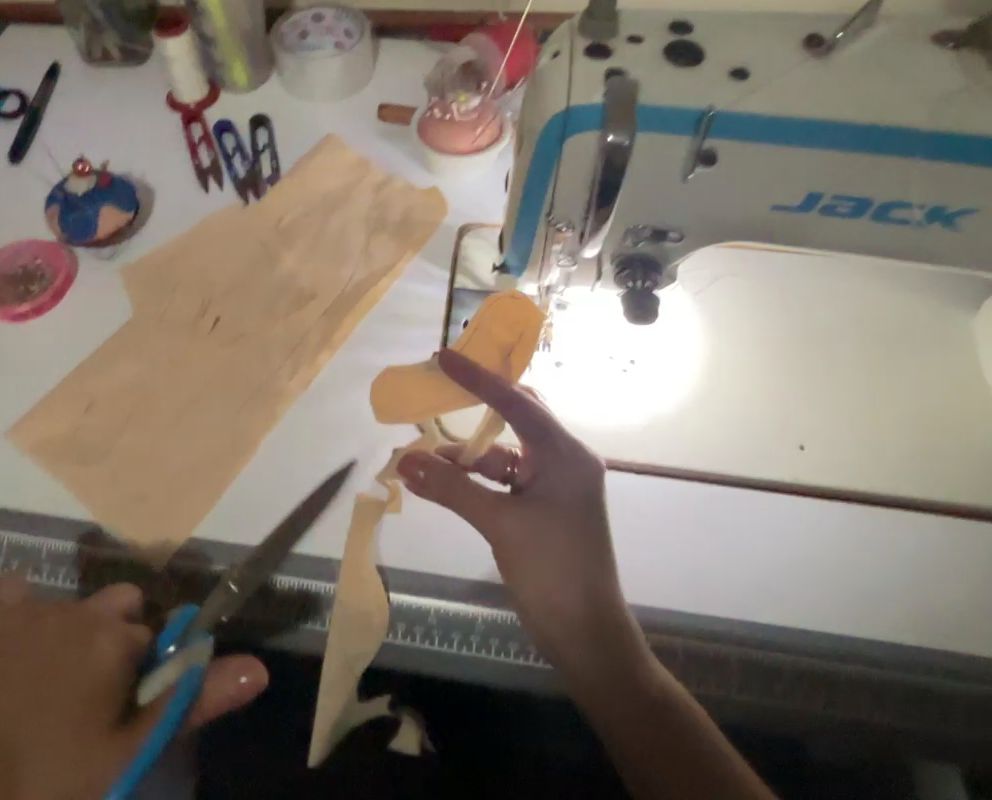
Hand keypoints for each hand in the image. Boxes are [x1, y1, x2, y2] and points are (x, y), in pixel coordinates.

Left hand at [0, 580, 266, 799]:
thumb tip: (260, 668)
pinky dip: (17, 615)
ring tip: (38, 686)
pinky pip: (14, 594)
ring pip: (69, 605)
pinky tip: (4, 654)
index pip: (154, 641)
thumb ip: (192, 702)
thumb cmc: (43, 778)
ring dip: (66, 632)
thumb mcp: (124, 752)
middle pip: (118, 608)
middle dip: (111, 639)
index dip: (142, 674)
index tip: (120, 708)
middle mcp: (82, 609)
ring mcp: (30, 606)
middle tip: (84, 695)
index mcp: (120, 640)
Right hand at [397, 349, 644, 678]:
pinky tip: (440, 483)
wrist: (587, 636)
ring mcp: (556, 485)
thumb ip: (451, 487)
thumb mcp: (498, 524)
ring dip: (466, 456)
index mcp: (565, 454)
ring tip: (419, 458)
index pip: (517, 401)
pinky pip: (506, 480)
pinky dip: (475, 480)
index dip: (478, 378)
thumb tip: (404, 461)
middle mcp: (565, 460)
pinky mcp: (545, 508)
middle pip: (516, 418)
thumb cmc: (552, 571)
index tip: (443, 356)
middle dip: (474, 407)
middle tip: (437, 390)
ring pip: (505, 455)